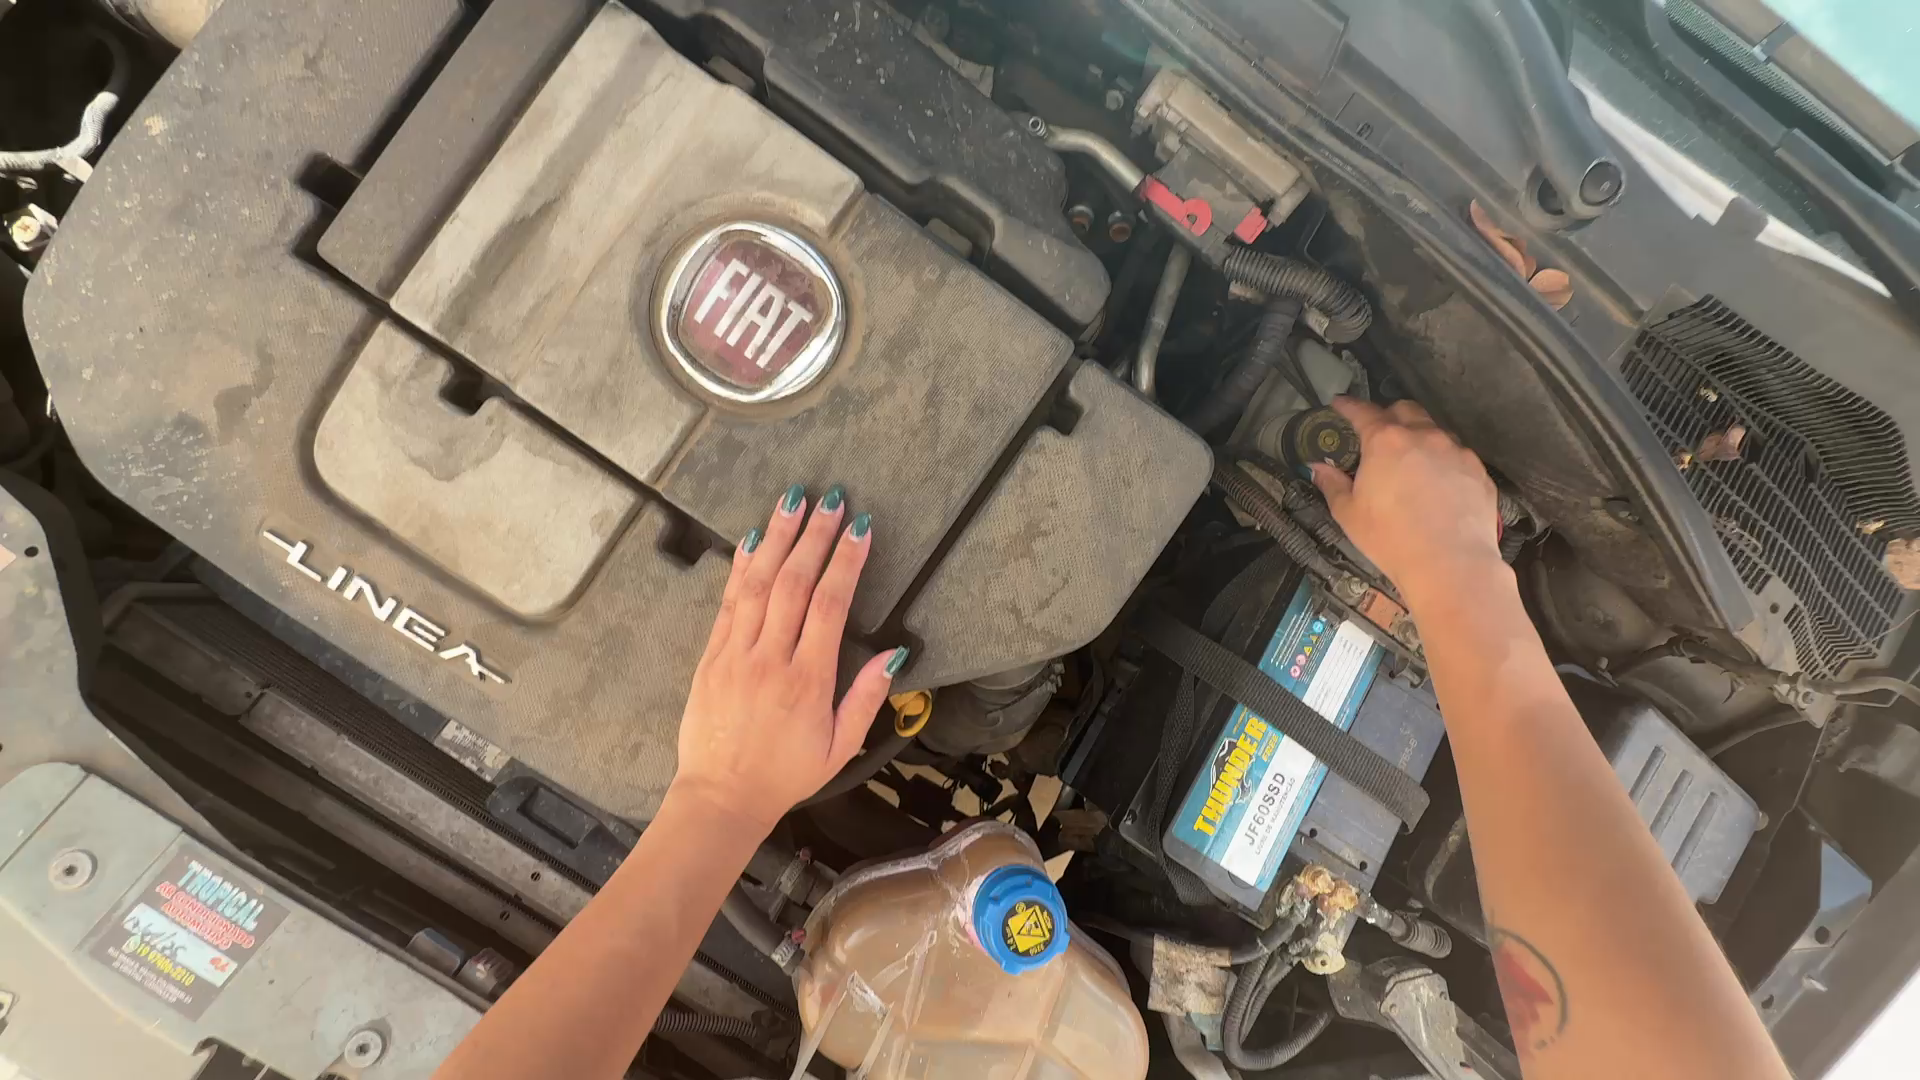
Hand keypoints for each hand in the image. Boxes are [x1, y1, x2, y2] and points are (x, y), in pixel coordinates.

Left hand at [670, 484, 906, 831]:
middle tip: (831, 500)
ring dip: (777, 538)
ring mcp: (735, 653)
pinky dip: (740, 567)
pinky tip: (751, 539)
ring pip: (757, 584)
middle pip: (793, 583)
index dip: (846, 563)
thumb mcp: (840, 747)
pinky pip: (727, 603)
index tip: (859, 529)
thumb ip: (867, 698)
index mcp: (808, 680)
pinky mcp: (710, 656)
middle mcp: (770, 657)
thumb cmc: (787, 773)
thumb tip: (894, 653)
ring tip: (792, 502)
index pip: (829, 606)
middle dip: (814, 537)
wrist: (719, 798)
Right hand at [1309, 397, 1503, 606]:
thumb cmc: (1389, 537)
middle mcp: (1424, 436)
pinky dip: (1440, 459)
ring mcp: (1456, 451)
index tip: (1339, 403)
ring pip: (1433, 430)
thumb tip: (1318, 467)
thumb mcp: (1348, 513)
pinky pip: (1455, 454)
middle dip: (1388, 415)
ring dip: (1416, 436)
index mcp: (1385, 442)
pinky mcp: (1478, 470)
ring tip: (1407, 460)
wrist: (1450, 562)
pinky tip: (1434, 483)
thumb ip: (1332, 484)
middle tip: (1375, 433)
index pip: (1363, 412)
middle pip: (1405, 410)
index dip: (1348, 406)